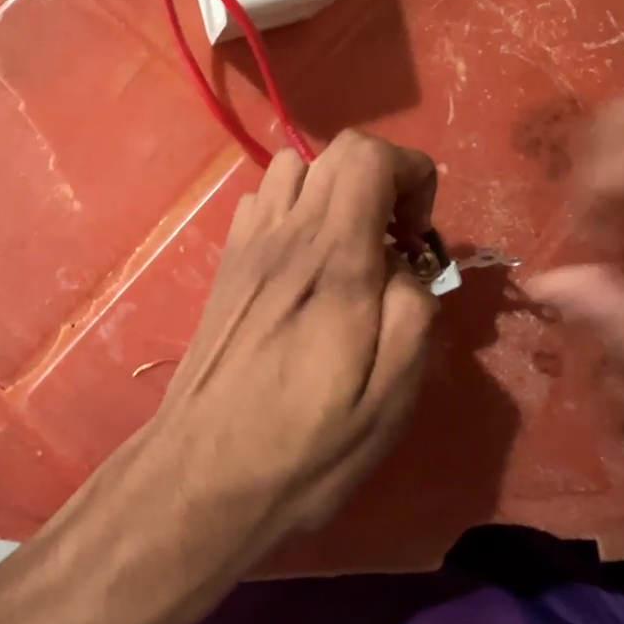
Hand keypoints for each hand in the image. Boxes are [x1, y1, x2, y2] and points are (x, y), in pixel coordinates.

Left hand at [133, 130, 440, 541]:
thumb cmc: (306, 444)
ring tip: (347, 250)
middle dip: (382, 181)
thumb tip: (404, 265)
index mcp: (333, 260)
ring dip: (333, 193)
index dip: (411, 174)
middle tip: (392, 246)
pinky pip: (260, 201)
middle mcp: (284, 234)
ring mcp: (247, 244)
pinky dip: (292, 210)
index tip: (418, 237)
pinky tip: (301, 265)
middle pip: (335, 151)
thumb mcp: (390, 396)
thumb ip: (412, 310)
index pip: (368, 156)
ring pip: (293, 168)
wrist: (205, 472)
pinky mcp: (226, 263)